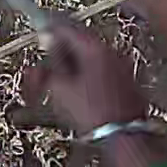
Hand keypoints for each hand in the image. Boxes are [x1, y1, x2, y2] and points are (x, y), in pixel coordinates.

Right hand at [24, 17, 150, 134]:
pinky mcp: (127, 81)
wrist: (124, 137)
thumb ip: (47, 70)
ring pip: (90, 57)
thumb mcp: (60, 90)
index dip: (49, 34)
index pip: (66, 29)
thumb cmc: (91, 112)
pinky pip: (102, 69)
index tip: (39, 42)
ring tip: (61, 82)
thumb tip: (41, 60)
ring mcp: (121, 65)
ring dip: (73, 64)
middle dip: (61, 52)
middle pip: (79, 41)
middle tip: (47, 66)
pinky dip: (87, 74)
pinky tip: (80, 91)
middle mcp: (110, 51)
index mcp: (93, 48)